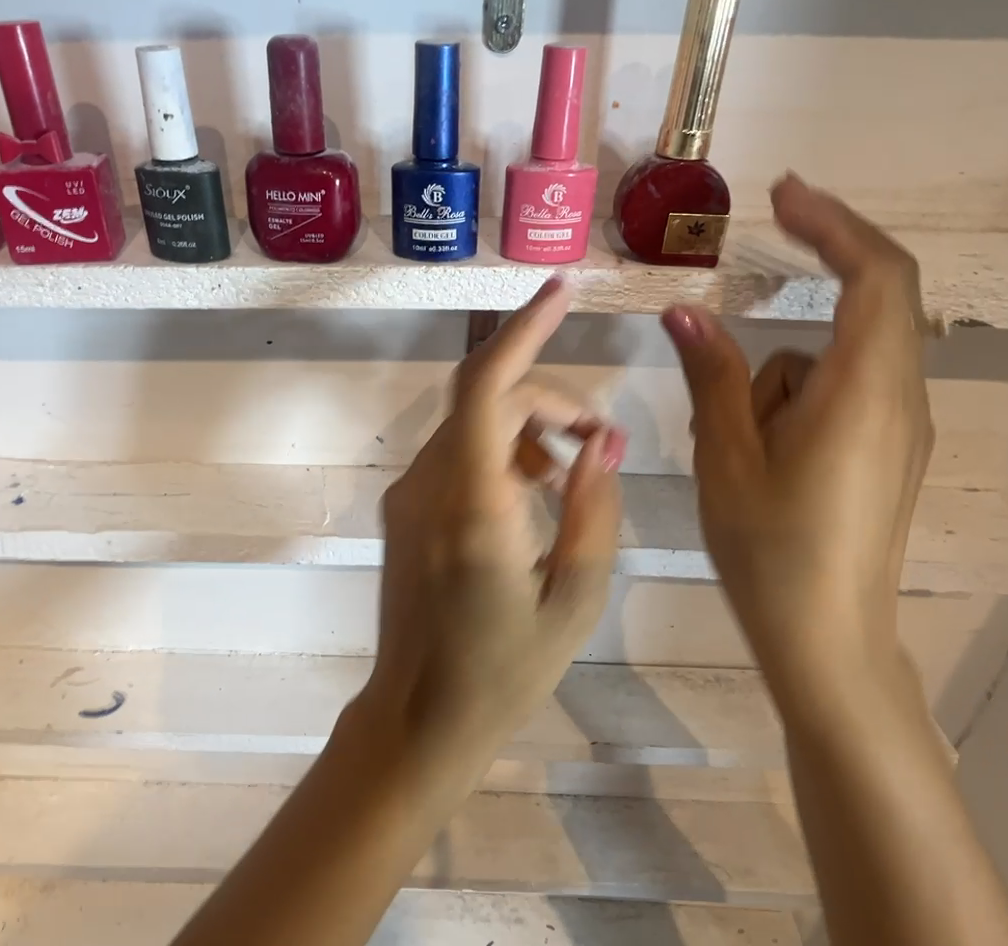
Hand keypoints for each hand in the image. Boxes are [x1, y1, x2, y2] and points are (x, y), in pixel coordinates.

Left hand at [359, 278, 625, 764]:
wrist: (420, 717)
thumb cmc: (505, 672)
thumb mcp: (576, 600)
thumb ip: (593, 511)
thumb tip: (597, 447)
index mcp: (474, 508)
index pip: (487, 388)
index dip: (524, 329)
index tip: (563, 290)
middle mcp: (429, 487)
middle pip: (489, 399)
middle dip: (551, 399)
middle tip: (603, 440)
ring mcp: (408, 496)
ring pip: (474, 425)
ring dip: (529, 429)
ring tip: (577, 474)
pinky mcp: (404, 510)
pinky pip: (458, 454)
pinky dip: (503, 454)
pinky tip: (537, 494)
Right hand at [663, 174, 933, 696]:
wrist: (829, 642)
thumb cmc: (772, 551)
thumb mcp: (726, 458)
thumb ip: (712, 375)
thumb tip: (684, 310)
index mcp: (864, 392)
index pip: (877, 276)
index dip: (836, 224)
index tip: (784, 196)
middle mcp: (899, 399)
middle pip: (876, 303)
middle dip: (823, 264)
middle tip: (766, 239)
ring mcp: (900, 429)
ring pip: (848, 356)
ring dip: (787, 367)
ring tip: (735, 439)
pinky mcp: (888, 454)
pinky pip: (849, 391)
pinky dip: (801, 393)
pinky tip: (760, 454)